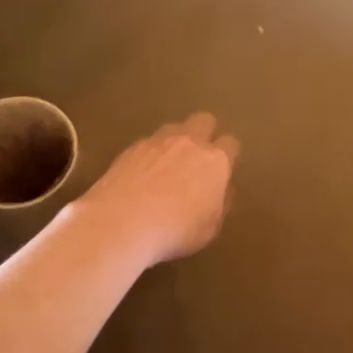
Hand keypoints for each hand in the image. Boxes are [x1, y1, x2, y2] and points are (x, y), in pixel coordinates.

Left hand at [75, 113, 239, 267]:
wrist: (122, 223)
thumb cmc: (175, 231)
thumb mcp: (210, 227)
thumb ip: (220, 202)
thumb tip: (221, 190)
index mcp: (216, 161)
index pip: (231, 144)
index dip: (228, 155)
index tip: (223, 170)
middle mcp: (189, 143)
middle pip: (204, 121)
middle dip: (205, 133)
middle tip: (198, 159)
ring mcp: (158, 141)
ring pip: (174, 128)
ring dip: (175, 142)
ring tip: (167, 166)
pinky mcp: (131, 148)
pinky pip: (148, 143)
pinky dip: (149, 155)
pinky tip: (142, 175)